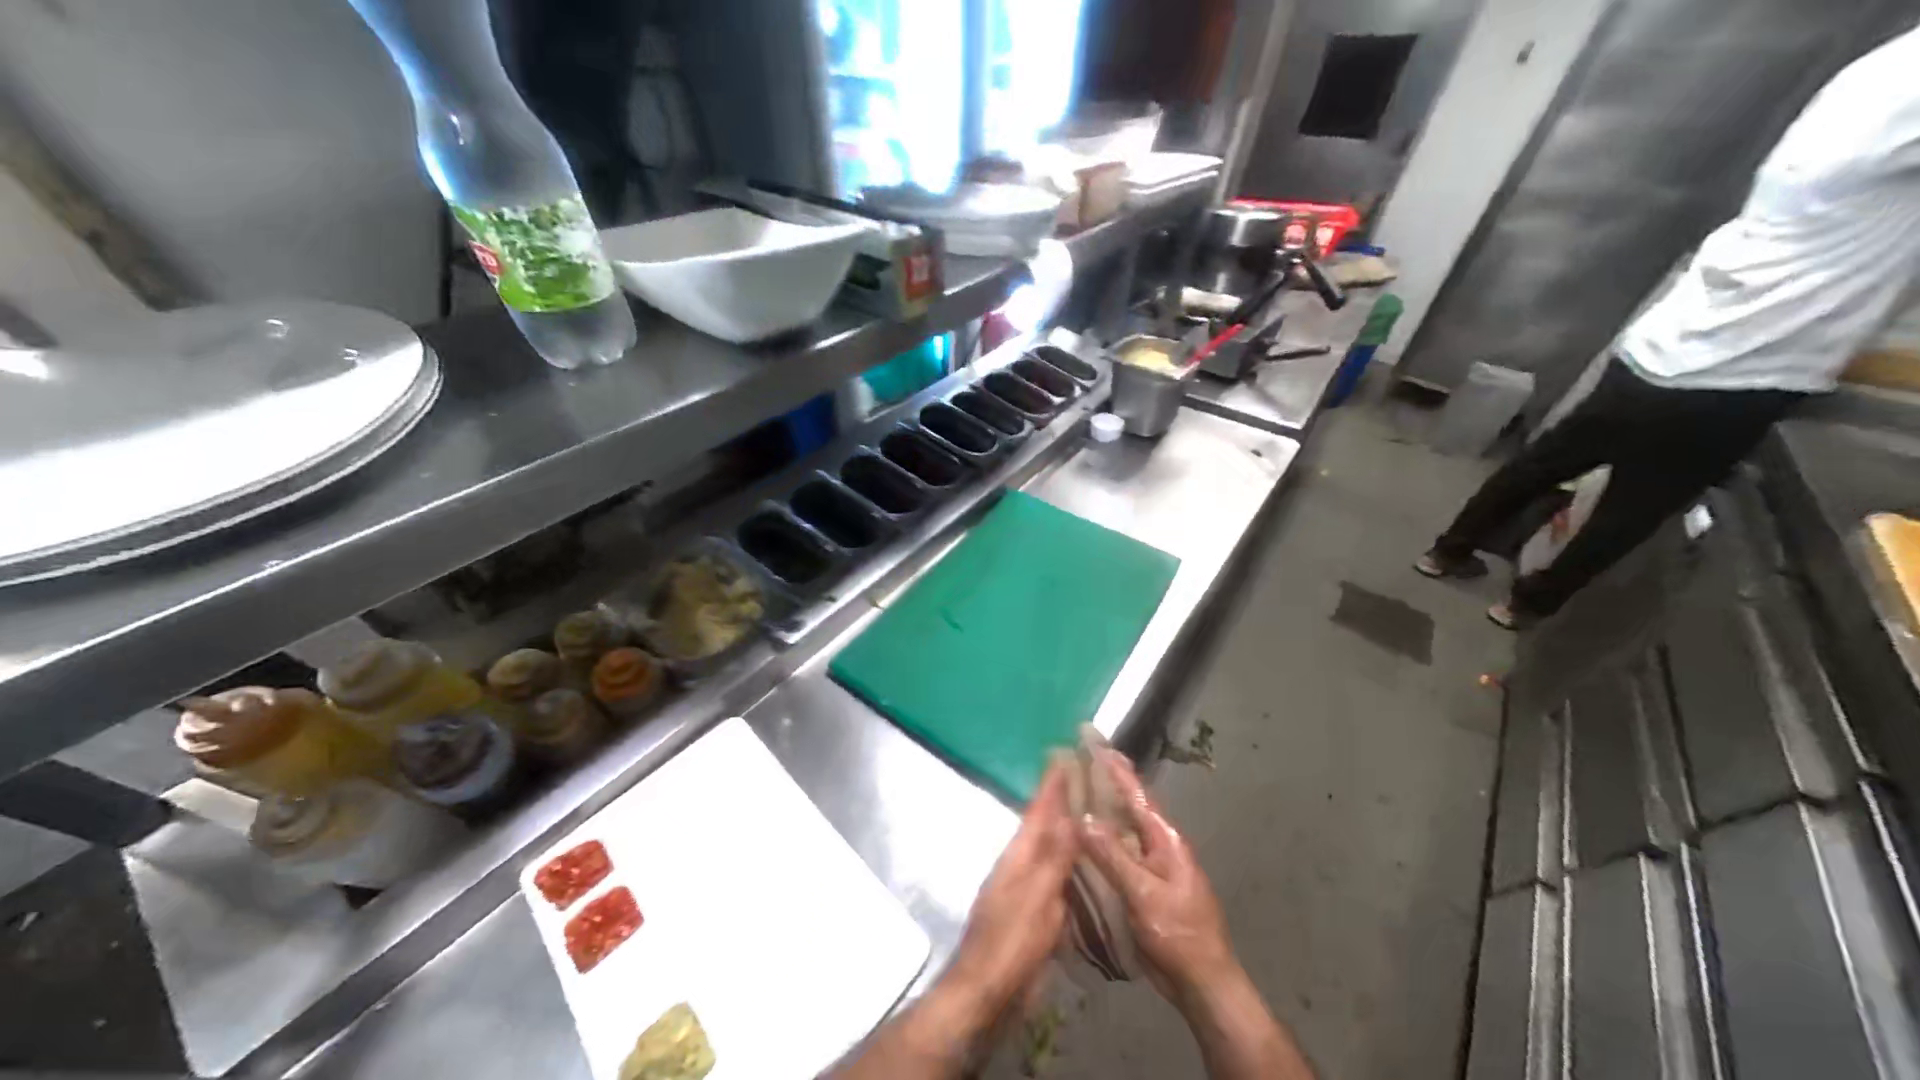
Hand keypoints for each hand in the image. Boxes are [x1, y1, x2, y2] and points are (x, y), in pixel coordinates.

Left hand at [834, 763, 1078, 1079]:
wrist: (984, 995)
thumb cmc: (1009, 945)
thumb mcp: (1036, 899)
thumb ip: (1054, 858)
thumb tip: (1071, 815)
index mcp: (1018, 857)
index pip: (1038, 812)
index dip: (1052, 785)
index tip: (1065, 755)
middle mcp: (1020, 867)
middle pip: (1045, 828)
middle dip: (1065, 805)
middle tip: (1091, 783)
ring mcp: (1025, 892)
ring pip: (1052, 853)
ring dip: (1070, 834)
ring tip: (1098, 819)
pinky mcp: (1033, 916)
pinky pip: (1058, 881)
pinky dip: (1073, 868)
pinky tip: (1091, 871)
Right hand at [1078, 751, 1239, 1009]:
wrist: (1202, 983)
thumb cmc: (1179, 935)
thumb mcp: (1144, 894)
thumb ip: (1113, 856)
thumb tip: (1084, 817)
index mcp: (1165, 840)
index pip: (1137, 795)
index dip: (1116, 769)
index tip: (1095, 743)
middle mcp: (1158, 848)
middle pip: (1127, 810)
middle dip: (1103, 787)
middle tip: (1074, 766)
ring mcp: (1151, 869)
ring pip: (1120, 834)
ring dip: (1098, 816)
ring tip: (1069, 798)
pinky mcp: (1143, 889)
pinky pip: (1117, 858)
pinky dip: (1098, 846)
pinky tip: (1078, 846)